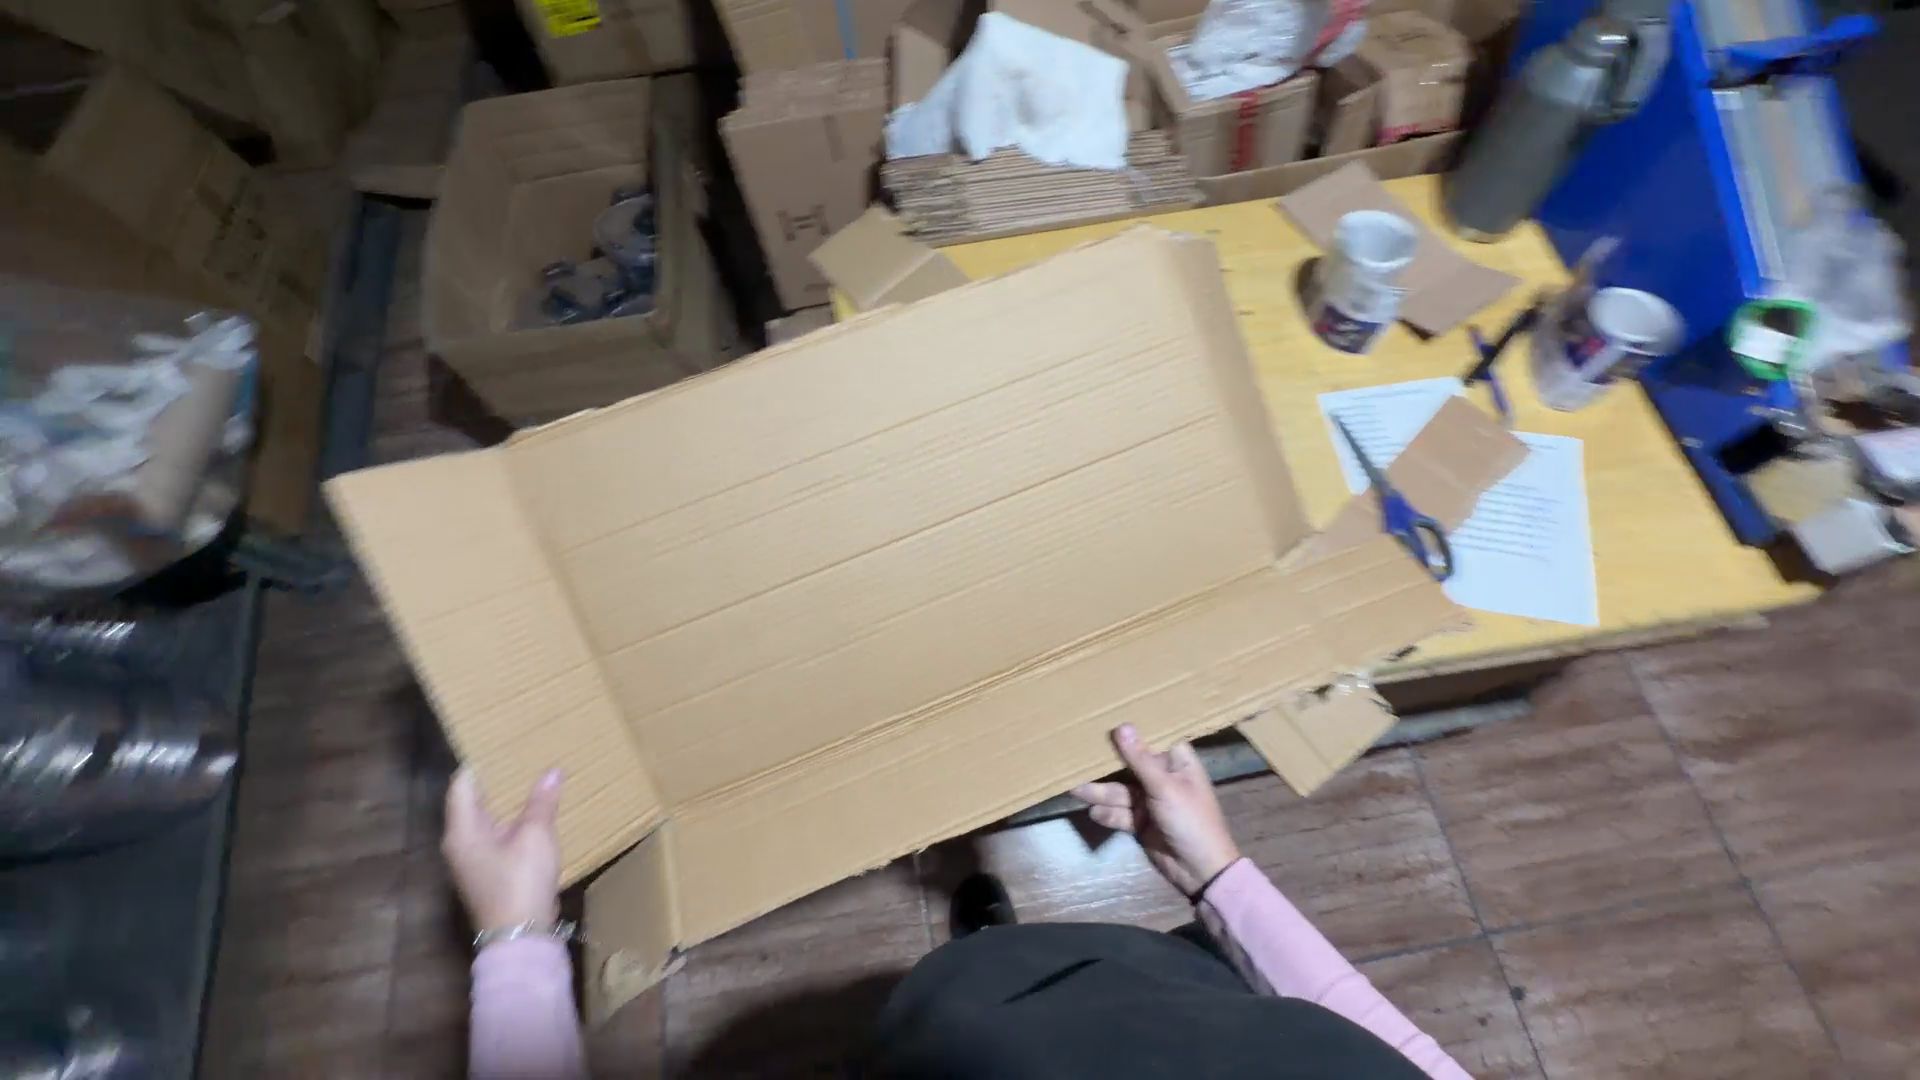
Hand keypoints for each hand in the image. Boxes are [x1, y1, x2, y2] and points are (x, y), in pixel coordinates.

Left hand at [442, 767, 563, 933]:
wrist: (520, 933)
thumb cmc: (520, 880)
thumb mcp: (536, 835)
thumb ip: (542, 802)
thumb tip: (552, 771)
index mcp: (463, 831)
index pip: (462, 787)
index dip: (478, 764)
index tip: (497, 743)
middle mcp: (460, 843)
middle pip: (471, 803)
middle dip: (495, 780)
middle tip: (520, 756)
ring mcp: (473, 860)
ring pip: (485, 820)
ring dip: (505, 801)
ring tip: (531, 779)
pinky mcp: (488, 872)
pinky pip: (496, 835)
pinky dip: (511, 820)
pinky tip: (534, 814)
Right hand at [1071, 724, 1241, 897]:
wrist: (1201, 872)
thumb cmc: (1191, 821)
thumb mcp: (1164, 788)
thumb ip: (1139, 759)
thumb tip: (1121, 726)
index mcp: (1176, 762)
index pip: (1150, 738)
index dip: (1129, 730)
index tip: (1102, 718)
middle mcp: (1162, 777)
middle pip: (1128, 765)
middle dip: (1105, 765)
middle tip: (1076, 757)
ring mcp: (1150, 800)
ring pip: (1120, 791)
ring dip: (1100, 793)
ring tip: (1076, 791)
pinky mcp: (1141, 821)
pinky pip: (1120, 812)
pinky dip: (1108, 813)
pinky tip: (1094, 813)